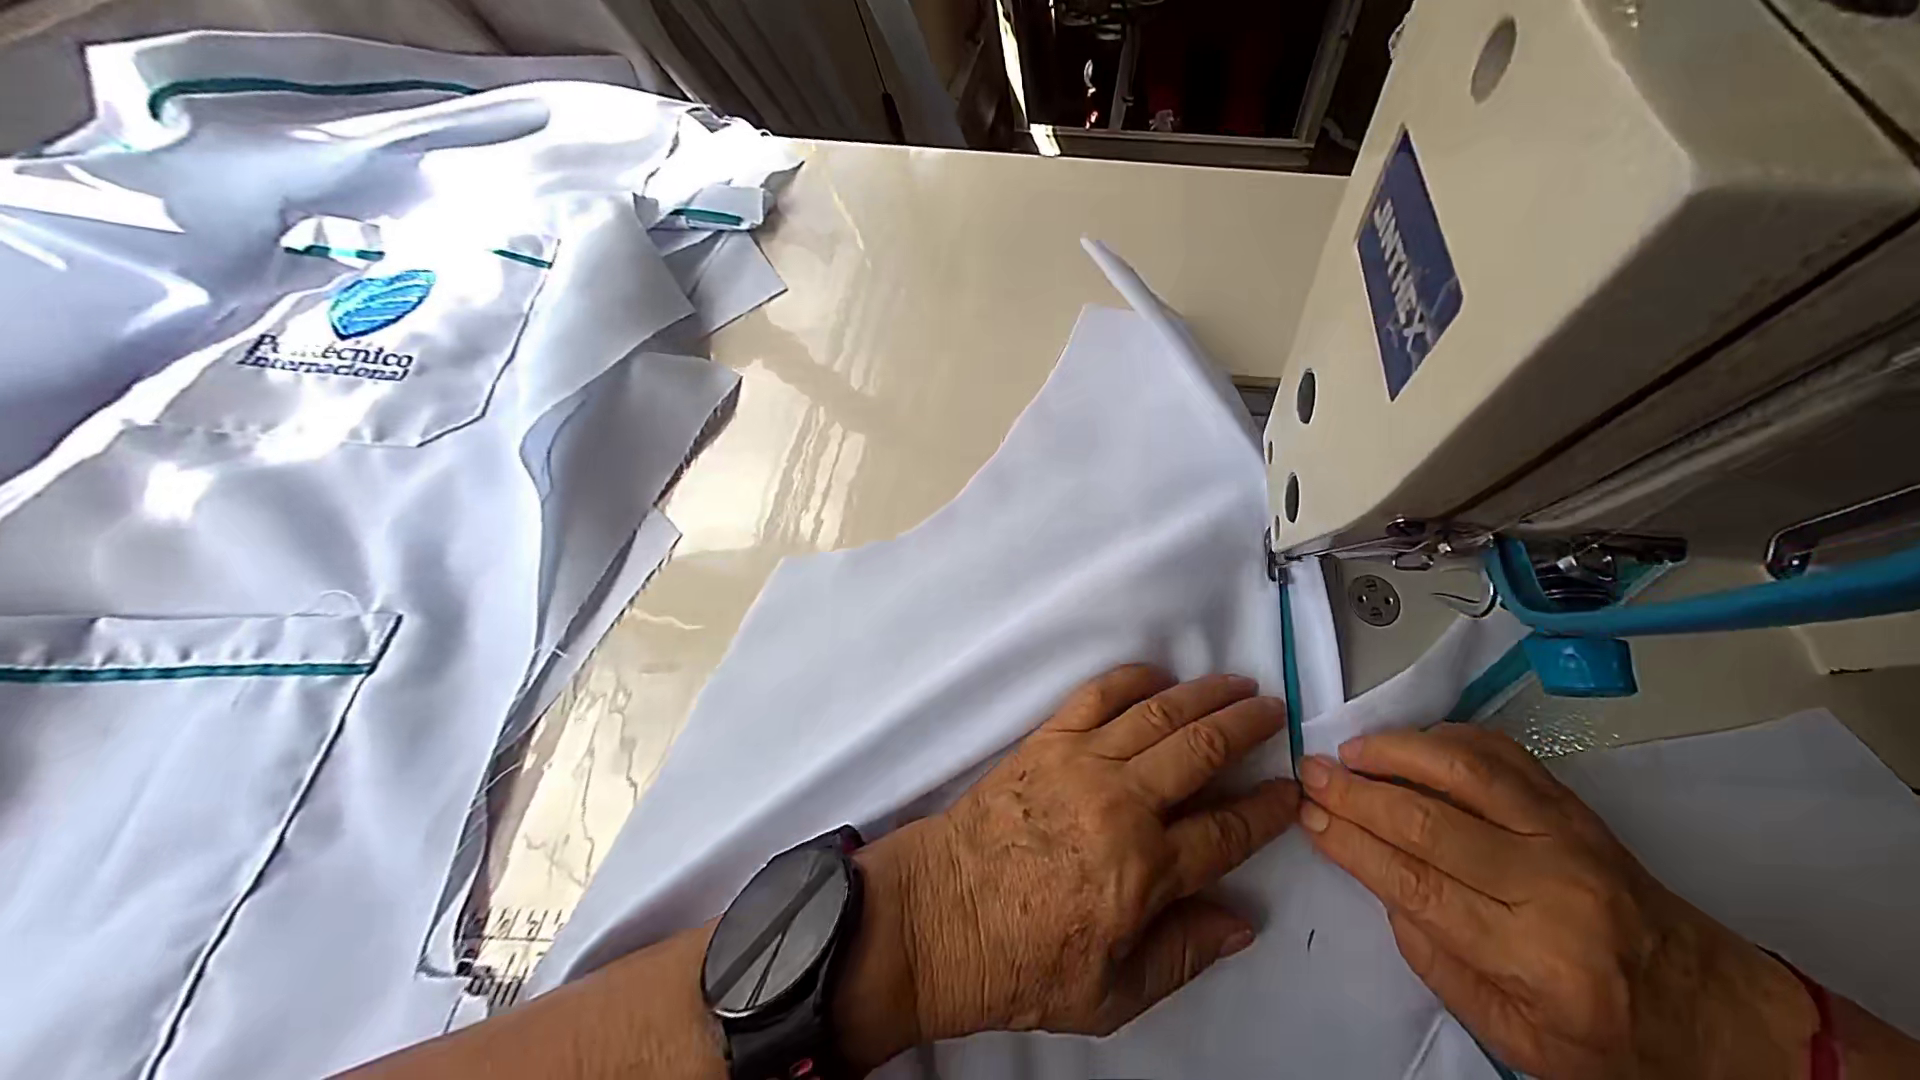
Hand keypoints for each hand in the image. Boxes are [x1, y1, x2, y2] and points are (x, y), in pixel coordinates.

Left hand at [846, 665, 1298, 1053]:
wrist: (939, 914)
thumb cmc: (1022, 963)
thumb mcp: (1112, 997)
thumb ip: (1183, 955)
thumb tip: (1241, 919)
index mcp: (1146, 871)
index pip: (1229, 830)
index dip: (1268, 807)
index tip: (1290, 790)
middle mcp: (1122, 804)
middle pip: (1203, 750)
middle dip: (1248, 726)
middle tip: (1274, 712)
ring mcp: (1081, 764)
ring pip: (1158, 714)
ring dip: (1204, 694)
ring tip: (1236, 684)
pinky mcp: (1045, 741)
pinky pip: (1096, 696)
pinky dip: (1132, 678)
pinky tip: (1157, 674)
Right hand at [1297, 724, 1816, 1079]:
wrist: (1715, 1012)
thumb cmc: (1603, 1035)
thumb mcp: (1508, 1032)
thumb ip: (1430, 955)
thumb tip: (1374, 872)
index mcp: (1536, 960)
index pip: (1415, 882)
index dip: (1350, 842)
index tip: (1307, 814)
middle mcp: (1556, 888)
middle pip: (1429, 820)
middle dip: (1356, 791)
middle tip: (1310, 772)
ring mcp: (1571, 837)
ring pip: (1466, 770)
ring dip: (1396, 751)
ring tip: (1349, 750)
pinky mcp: (1576, 808)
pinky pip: (1501, 752)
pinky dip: (1444, 737)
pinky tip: (1407, 743)